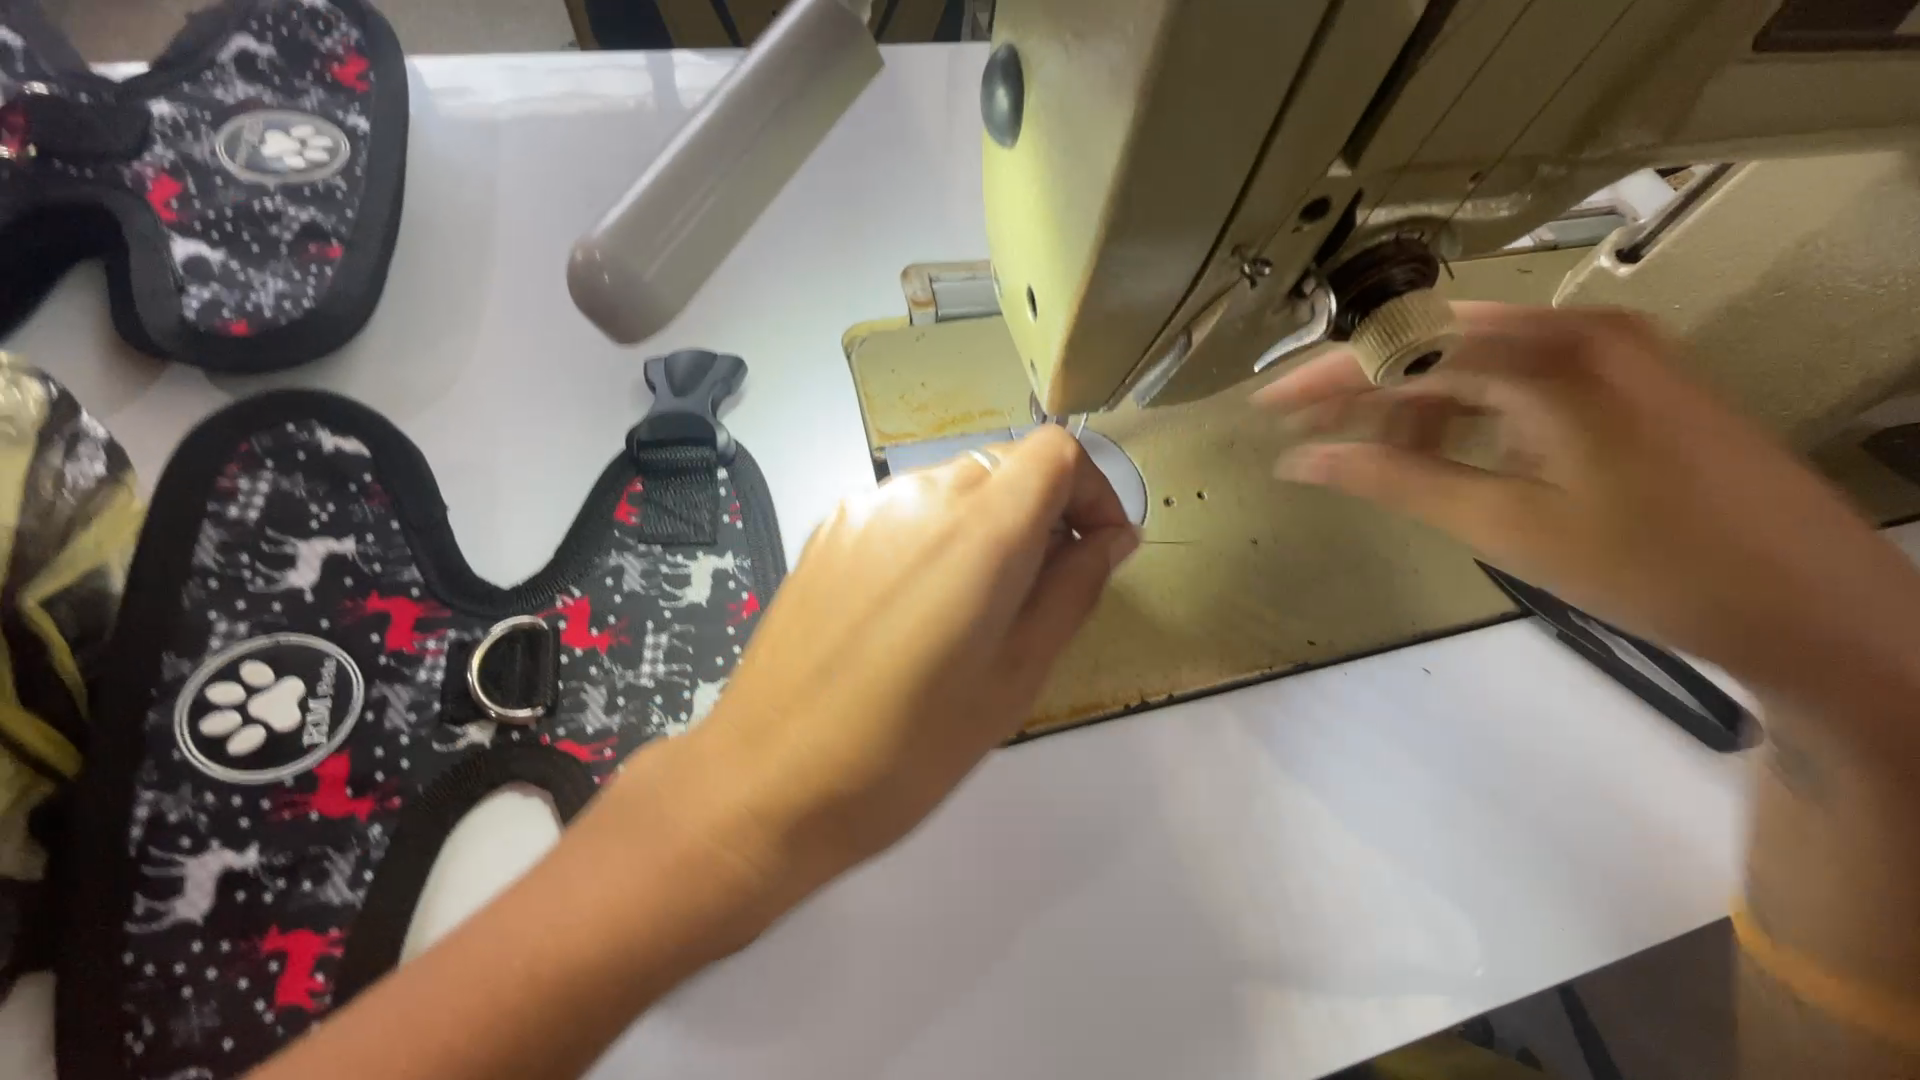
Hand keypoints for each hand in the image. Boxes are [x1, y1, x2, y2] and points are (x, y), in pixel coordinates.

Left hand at [618, 425, 1137, 916]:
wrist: (768, 780)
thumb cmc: (908, 750)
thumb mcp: (1015, 678)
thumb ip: (1073, 591)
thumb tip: (1111, 539)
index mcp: (978, 531)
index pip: (1057, 451)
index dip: (1093, 491)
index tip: (1098, 549)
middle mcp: (919, 496)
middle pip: (1007, 465)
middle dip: (1044, 513)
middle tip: (1043, 591)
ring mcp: (864, 508)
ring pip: (955, 485)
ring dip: (989, 525)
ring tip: (975, 609)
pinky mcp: (828, 530)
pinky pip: (905, 509)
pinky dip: (936, 536)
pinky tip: (917, 608)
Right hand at [1253, 303, 1919, 714]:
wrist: (1813, 604)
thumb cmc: (1651, 568)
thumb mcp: (1503, 524)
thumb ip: (1393, 479)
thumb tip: (1300, 461)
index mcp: (1550, 359)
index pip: (1403, 351)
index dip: (1325, 378)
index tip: (1265, 408)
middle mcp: (1581, 331)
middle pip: (1436, 346)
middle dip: (1362, 391)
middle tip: (1304, 436)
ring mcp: (1614, 350)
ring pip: (1475, 362)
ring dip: (1413, 406)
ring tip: (1365, 460)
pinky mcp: (1630, 378)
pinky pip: (1519, 378)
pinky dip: (1467, 413)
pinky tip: (1438, 454)